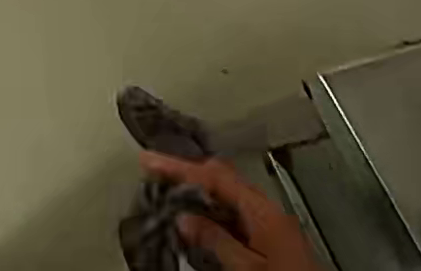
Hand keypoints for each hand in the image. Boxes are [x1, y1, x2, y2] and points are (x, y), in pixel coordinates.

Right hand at [140, 151, 320, 270]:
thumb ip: (216, 240)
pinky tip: (198, 223)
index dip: (178, 166)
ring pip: (227, 196)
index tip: (148, 159)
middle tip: (155, 173)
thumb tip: (184, 218)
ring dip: (198, 193)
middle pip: (220, 178)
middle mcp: (266, 209)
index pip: (213, 175)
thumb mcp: (249, 270)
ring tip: (169, 194)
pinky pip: (234, 214)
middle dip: (187, 173)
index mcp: (260, 209)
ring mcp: (271, 225)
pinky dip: (212, 212)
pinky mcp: (272, 241)